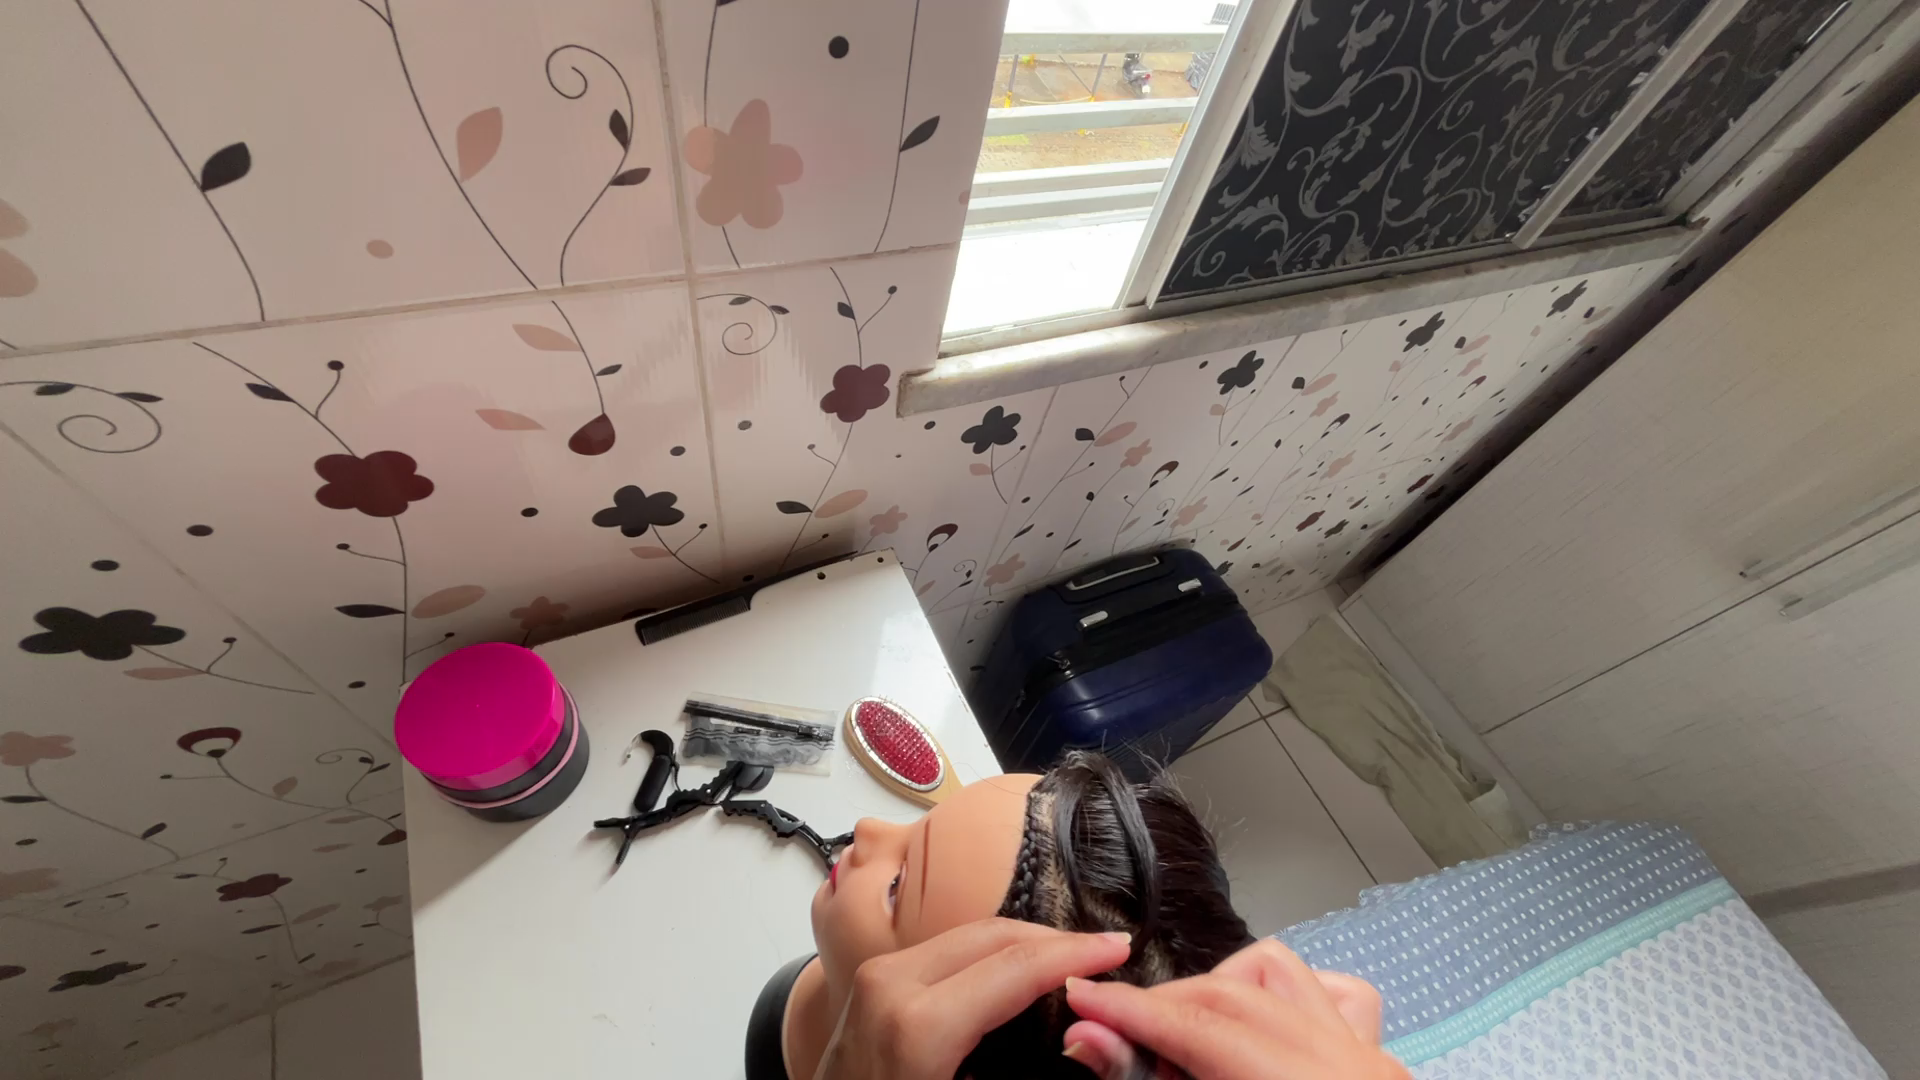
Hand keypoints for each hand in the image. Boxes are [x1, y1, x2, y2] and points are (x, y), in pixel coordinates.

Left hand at [814, 917, 1131, 1079]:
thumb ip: (1026, 1069)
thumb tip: (1081, 1043)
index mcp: (917, 1026)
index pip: (1014, 967)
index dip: (1073, 953)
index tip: (1115, 946)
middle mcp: (893, 982)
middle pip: (993, 935)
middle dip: (1054, 938)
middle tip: (1103, 949)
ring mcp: (880, 972)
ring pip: (970, 934)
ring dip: (1024, 941)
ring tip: (1070, 956)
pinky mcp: (876, 975)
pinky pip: (946, 948)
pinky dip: (990, 951)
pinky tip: (1019, 964)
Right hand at [1060, 940, 1409, 1079]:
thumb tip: (1087, 1038)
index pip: (1202, 1028)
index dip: (1132, 1011)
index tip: (1081, 995)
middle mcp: (1355, 1067)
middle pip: (1232, 995)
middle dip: (1165, 1010)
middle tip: (1120, 1041)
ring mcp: (1375, 1061)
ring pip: (1279, 973)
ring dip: (1219, 993)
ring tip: (1188, 1047)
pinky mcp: (1379, 1062)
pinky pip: (1332, 995)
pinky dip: (1282, 996)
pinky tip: (1256, 1033)